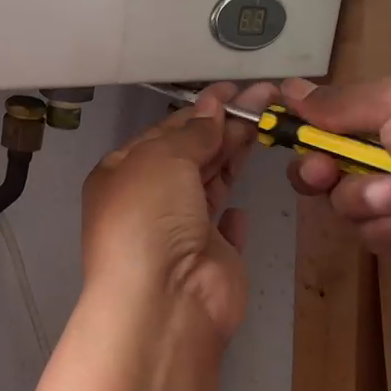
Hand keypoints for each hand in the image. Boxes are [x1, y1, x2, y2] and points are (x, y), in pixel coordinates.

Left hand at [81, 82, 275, 339]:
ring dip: (235, 155)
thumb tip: (213, 108)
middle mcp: (148, 200)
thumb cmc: (150, 217)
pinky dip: (233, 214)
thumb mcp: (162, 159)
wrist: (164, 300)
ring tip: (269, 124)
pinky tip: (244, 201)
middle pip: (190, 154)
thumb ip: (191, 134)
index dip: (199, 110)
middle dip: (225, 126)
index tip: (234, 91)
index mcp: (121, 173)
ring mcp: (180, 231)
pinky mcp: (212, 258)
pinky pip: (223, 229)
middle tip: (266, 99)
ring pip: (210, 183)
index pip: (163, 132)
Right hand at [283, 67, 390, 313]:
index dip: (298, 124)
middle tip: (324, 171)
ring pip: (341, 202)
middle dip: (318, 168)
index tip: (275, 129)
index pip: (327, 116)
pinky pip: (371, 234)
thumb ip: (340, 102)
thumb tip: (286, 87)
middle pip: (321, 163)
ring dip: (366, 198)